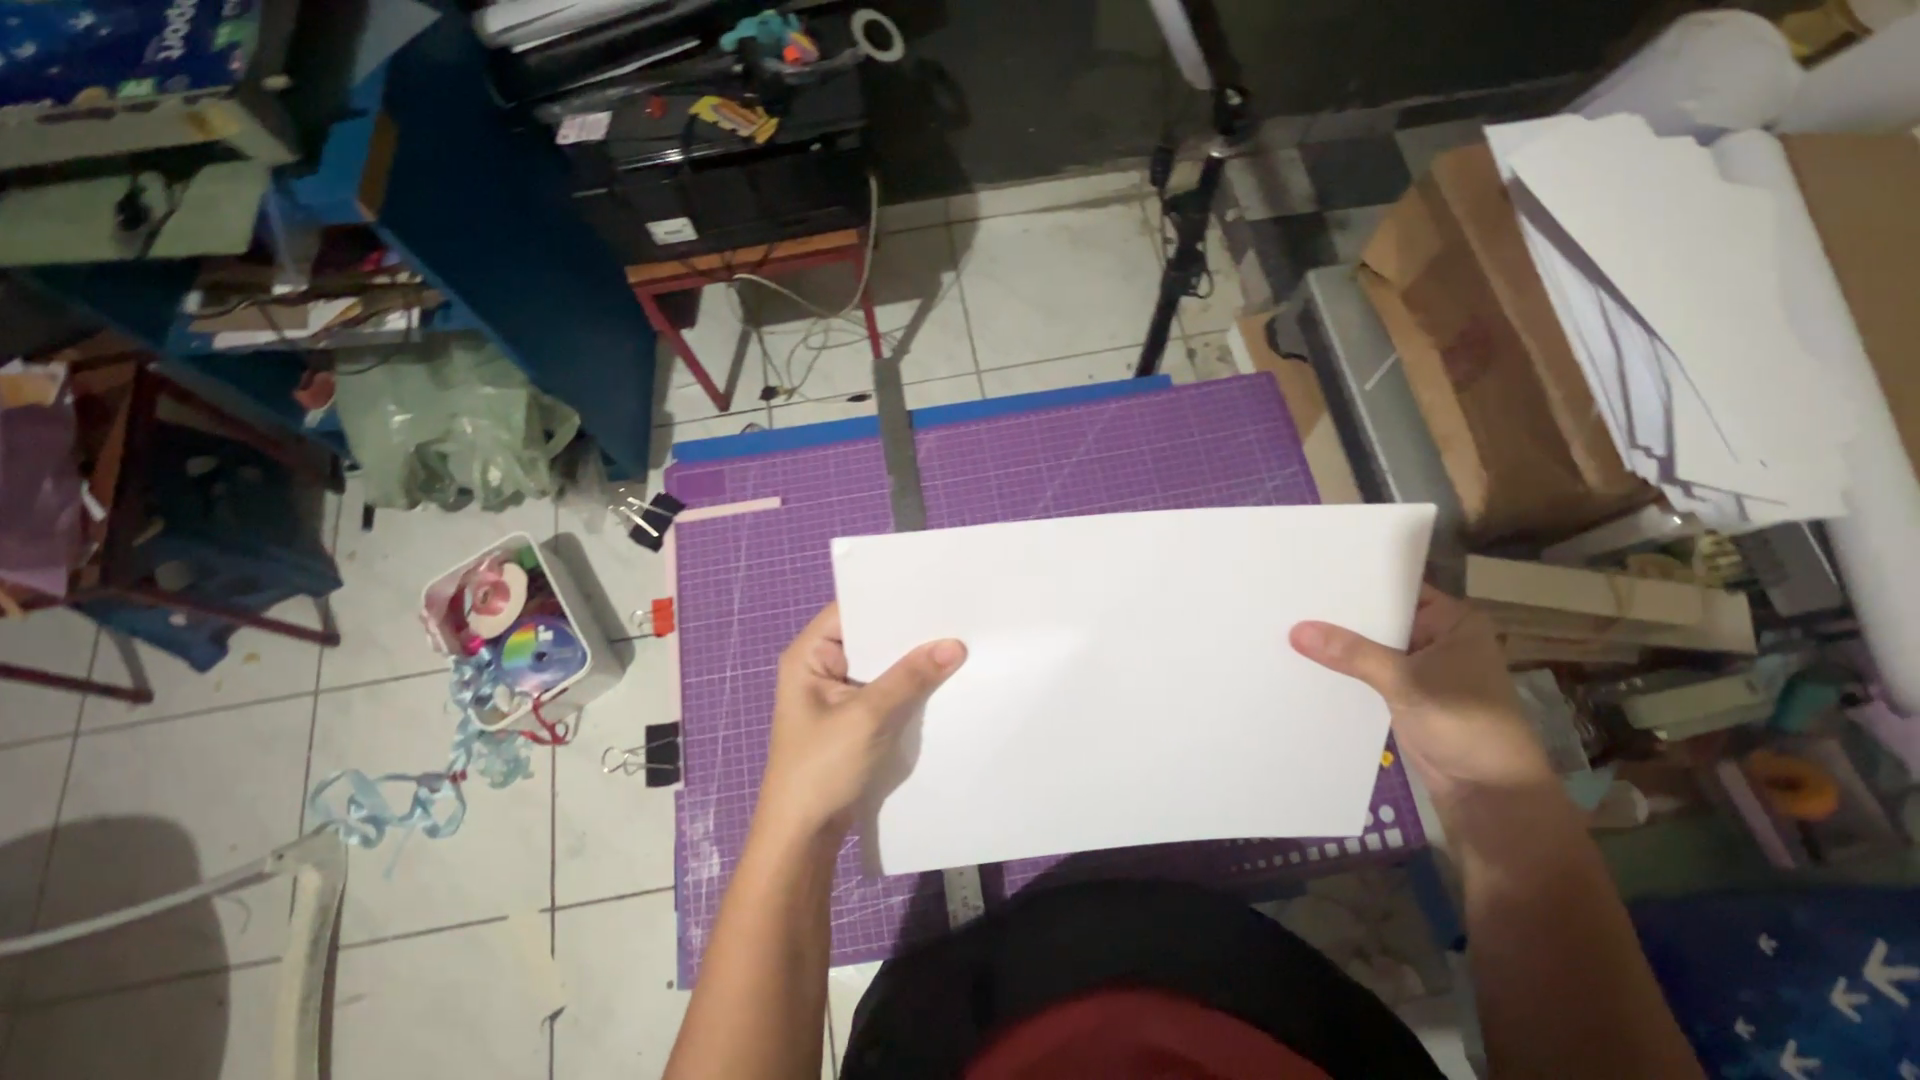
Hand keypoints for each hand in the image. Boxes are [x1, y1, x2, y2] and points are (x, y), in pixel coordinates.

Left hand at [756, 603, 966, 841]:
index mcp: (808, 656)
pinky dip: (909, 687)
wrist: (803, 836)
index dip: (888, 598)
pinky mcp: (853, 721)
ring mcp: (837, 696)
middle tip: (956, 611)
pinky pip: (885, 692)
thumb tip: (953, 644)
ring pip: (881, 667)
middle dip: (908, 631)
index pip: (850, 610)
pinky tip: (943, 678)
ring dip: (911, 661)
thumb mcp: (867, 717)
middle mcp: (820, 669)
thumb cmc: (821, 769)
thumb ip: (910, 678)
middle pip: (869, 638)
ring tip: (958, 638)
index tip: (932, 586)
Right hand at [1290, 585, 1553, 805]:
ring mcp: (1423, 669)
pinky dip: (1348, 672)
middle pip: (1381, 618)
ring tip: (1289, 627)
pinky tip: (1308, 663)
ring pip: (1373, 648)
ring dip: (1342, 646)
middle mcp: (1439, 638)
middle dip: (1342, 616)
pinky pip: (1371, 674)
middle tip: (1291, 600)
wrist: (1488, 791)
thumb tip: (1296, 630)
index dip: (1357, 582)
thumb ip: (1352, 654)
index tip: (1312, 574)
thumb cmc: (1464, 723)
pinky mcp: (1408, 696)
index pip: (1397, 589)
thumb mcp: (1406, 682)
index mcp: (1454, 621)